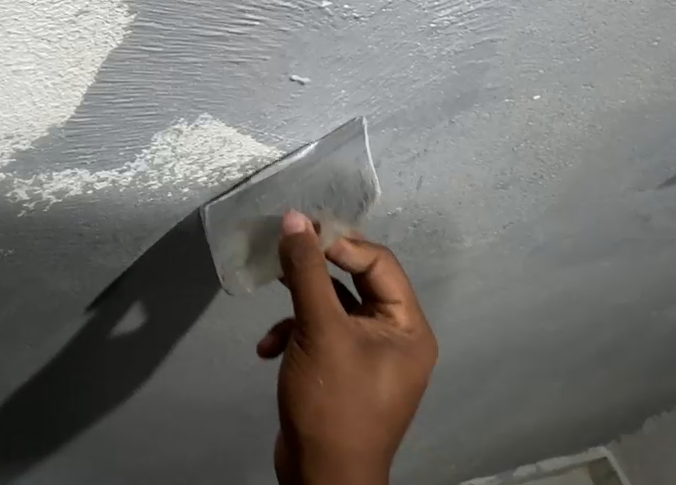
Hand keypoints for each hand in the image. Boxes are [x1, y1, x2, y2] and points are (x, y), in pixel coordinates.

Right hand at [257, 210, 436, 484]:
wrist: (321, 481)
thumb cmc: (334, 403)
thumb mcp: (319, 330)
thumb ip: (307, 271)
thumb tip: (295, 218)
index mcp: (407, 326)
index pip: (378, 261)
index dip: (340, 242)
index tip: (301, 232)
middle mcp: (394, 337)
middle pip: (355, 279)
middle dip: (315, 268)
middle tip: (284, 249)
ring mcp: (368, 356)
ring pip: (332, 305)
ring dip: (299, 302)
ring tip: (271, 290)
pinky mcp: (343, 370)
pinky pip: (320, 333)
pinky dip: (294, 333)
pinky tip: (268, 349)